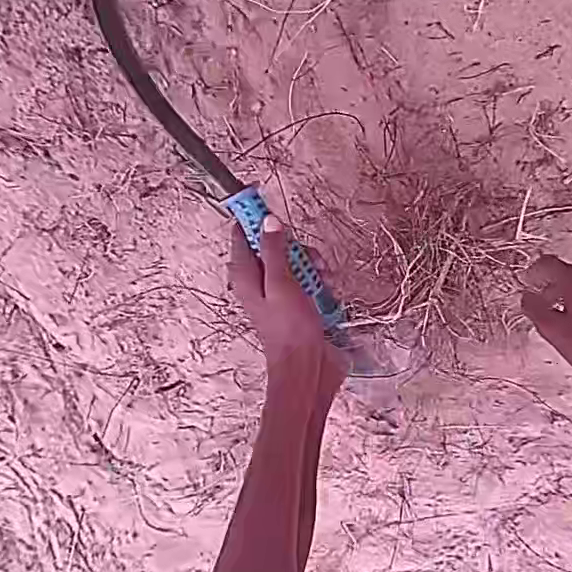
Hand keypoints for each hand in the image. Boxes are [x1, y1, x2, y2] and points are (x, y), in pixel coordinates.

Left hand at [228, 216, 339, 379]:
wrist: (308, 368)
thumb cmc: (290, 330)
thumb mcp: (281, 284)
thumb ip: (275, 251)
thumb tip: (269, 221)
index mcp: (246, 275)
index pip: (242, 234)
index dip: (254, 217)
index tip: (268, 203)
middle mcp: (260, 281)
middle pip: (273, 246)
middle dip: (294, 246)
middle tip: (308, 257)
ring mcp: (280, 292)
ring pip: (294, 261)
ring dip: (311, 263)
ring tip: (324, 275)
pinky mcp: (298, 302)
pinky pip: (307, 278)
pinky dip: (318, 278)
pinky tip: (329, 286)